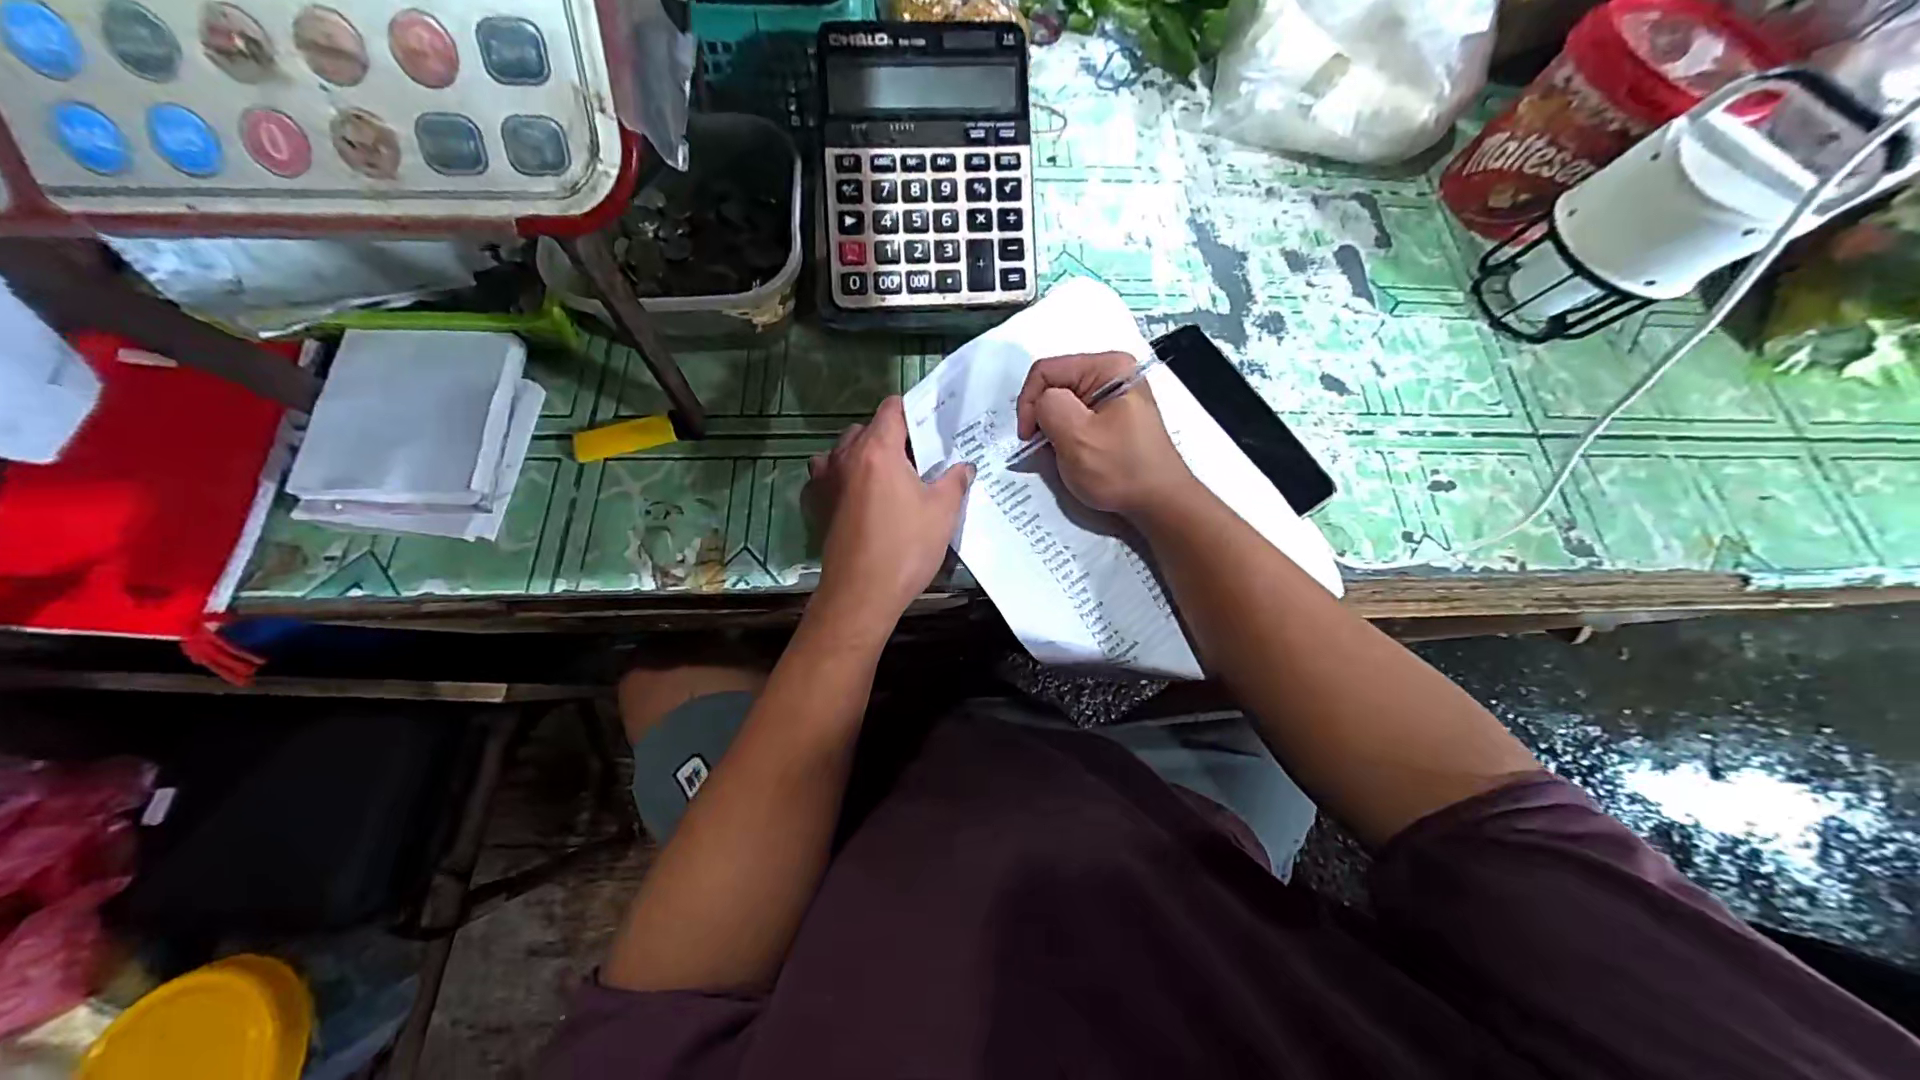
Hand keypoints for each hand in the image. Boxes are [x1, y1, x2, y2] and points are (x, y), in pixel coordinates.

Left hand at [805, 396, 972, 625]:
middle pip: (867, 429)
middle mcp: (846, 457)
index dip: (913, 411)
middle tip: (917, 458)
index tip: (931, 426)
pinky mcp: (817, 504)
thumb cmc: (905, 548)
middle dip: (891, 436)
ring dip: (863, 454)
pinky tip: (858, 495)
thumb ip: (954, 480)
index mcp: (878, 450)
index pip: (892, 409)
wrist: (862, 593)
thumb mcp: (943, 512)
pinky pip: (827, 476)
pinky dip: (841, 477)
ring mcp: (826, 480)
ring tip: (887, 477)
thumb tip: (963, 466)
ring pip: (844, 451)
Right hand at [1015, 351, 1196, 519]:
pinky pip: (1077, 418)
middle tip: (1045, 448)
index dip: (1029, 404)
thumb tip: (1041, 404)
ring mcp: (1114, 397)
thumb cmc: (1121, 470)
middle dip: (1043, 417)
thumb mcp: (1076, 436)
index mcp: (1108, 367)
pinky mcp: (1114, 417)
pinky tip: (1075, 456)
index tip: (1029, 438)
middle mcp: (1113, 374)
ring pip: (1063, 405)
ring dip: (1054, 431)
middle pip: (1054, 386)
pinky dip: (1067, 437)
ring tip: (1063, 455)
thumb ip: (1048, 406)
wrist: (1159, 503)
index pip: (1045, 371)